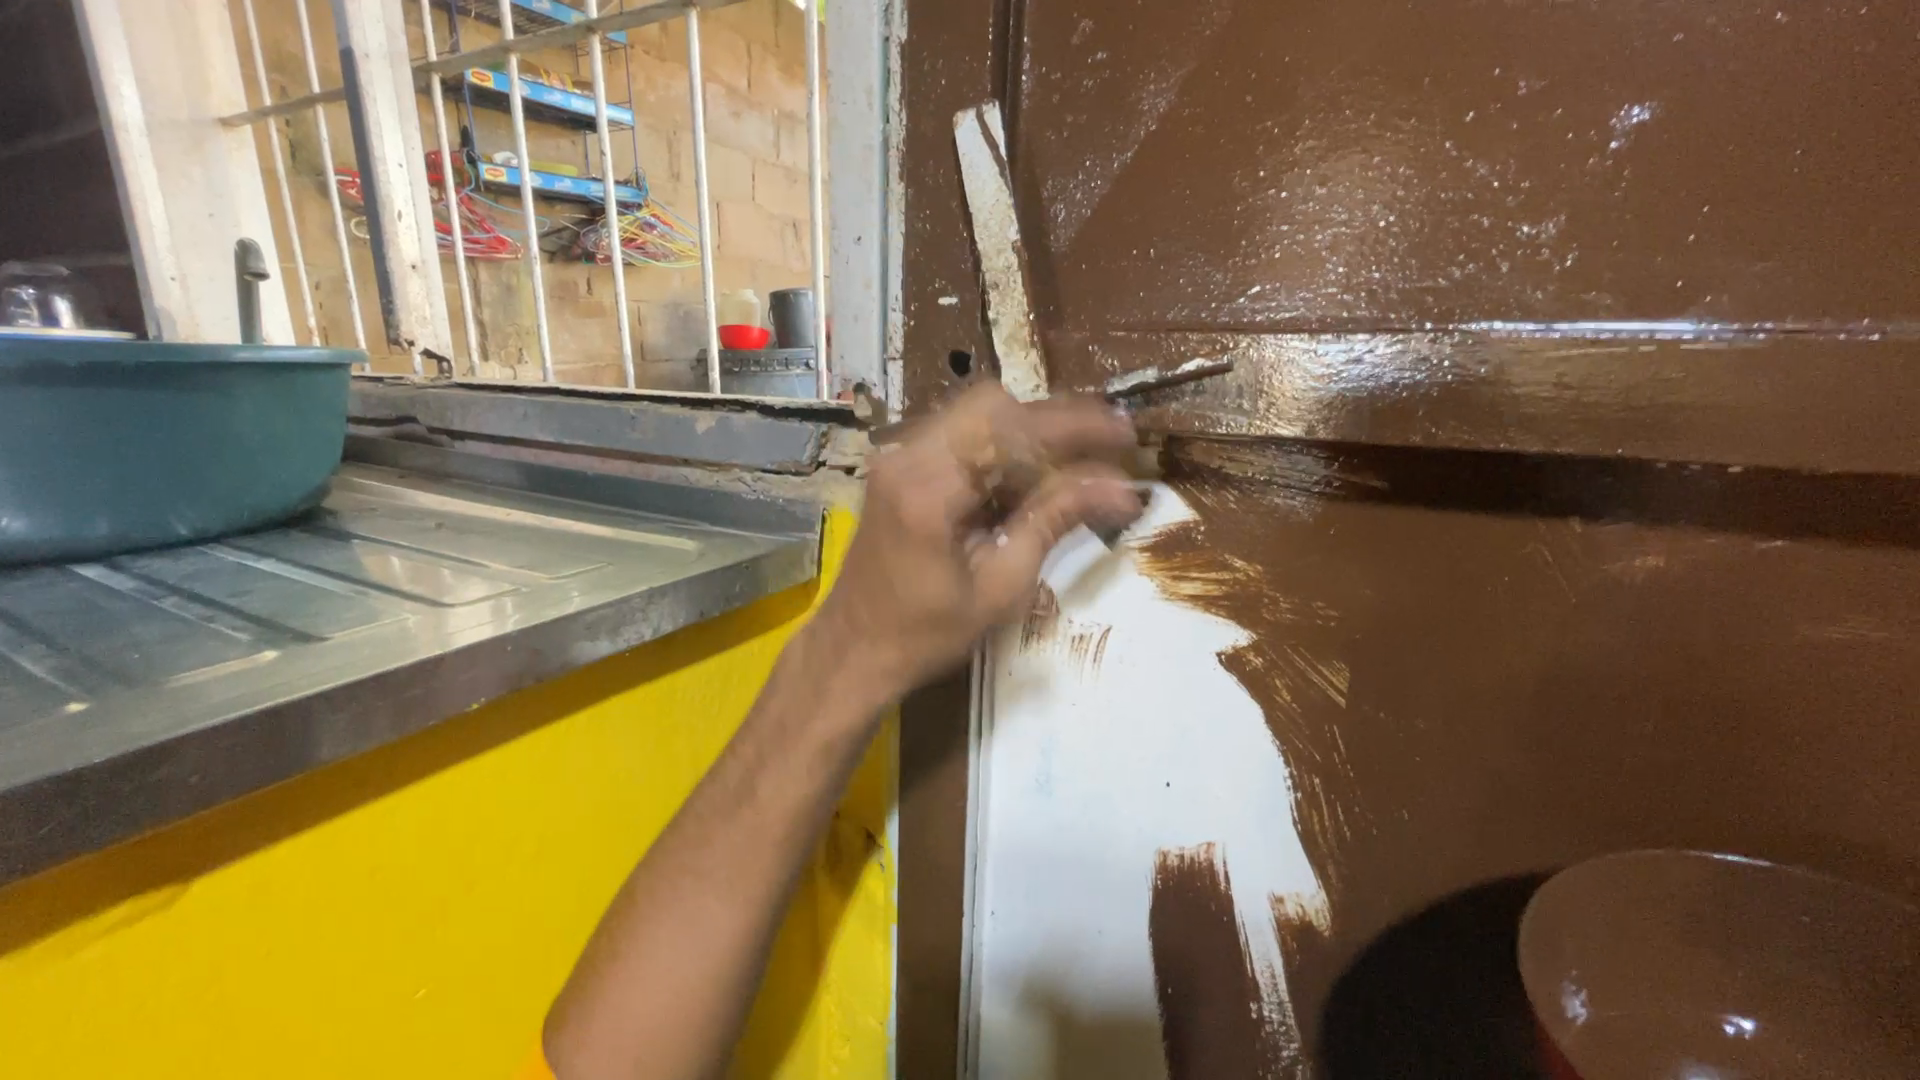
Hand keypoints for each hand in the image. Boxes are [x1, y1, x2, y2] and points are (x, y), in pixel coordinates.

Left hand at [812, 382, 1146, 704]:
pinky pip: (959, 436)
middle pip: (992, 405)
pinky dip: (999, 450)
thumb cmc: (926, 634)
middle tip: (1101, 451)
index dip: (1076, 427)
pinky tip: (1026, 481)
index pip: (1012, 430)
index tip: (1125, 436)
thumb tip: (1121, 490)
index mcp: (929, 489)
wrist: (854, 648)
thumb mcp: (1001, 587)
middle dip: (1052, 423)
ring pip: (976, 415)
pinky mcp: (899, 467)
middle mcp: (907, 455)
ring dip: (1027, 435)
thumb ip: (1054, 522)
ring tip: (1072, 468)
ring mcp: (897, 457)